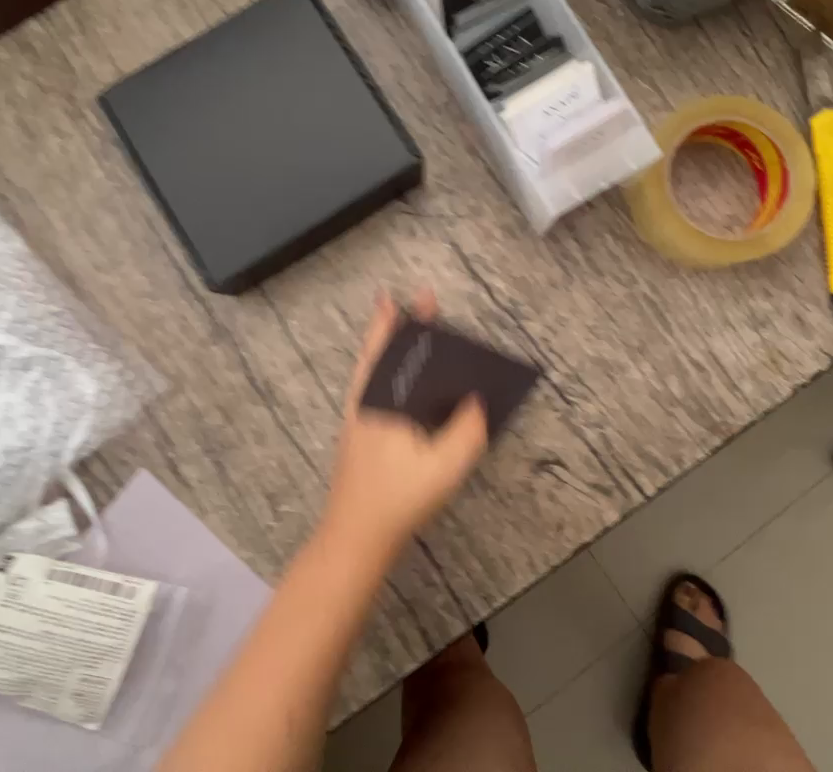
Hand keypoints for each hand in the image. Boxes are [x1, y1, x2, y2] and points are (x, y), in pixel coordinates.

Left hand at [321, 289, 488, 557]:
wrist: (356, 536)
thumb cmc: (401, 498)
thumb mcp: (445, 465)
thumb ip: (467, 429)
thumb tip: (476, 398)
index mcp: (386, 402)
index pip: (400, 351)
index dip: (410, 322)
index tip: (421, 295)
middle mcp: (367, 402)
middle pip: (382, 354)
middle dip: (400, 326)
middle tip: (420, 304)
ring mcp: (357, 419)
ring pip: (372, 370)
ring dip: (387, 347)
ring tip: (401, 328)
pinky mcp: (356, 437)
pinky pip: (368, 389)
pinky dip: (379, 373)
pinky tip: (392, 382)